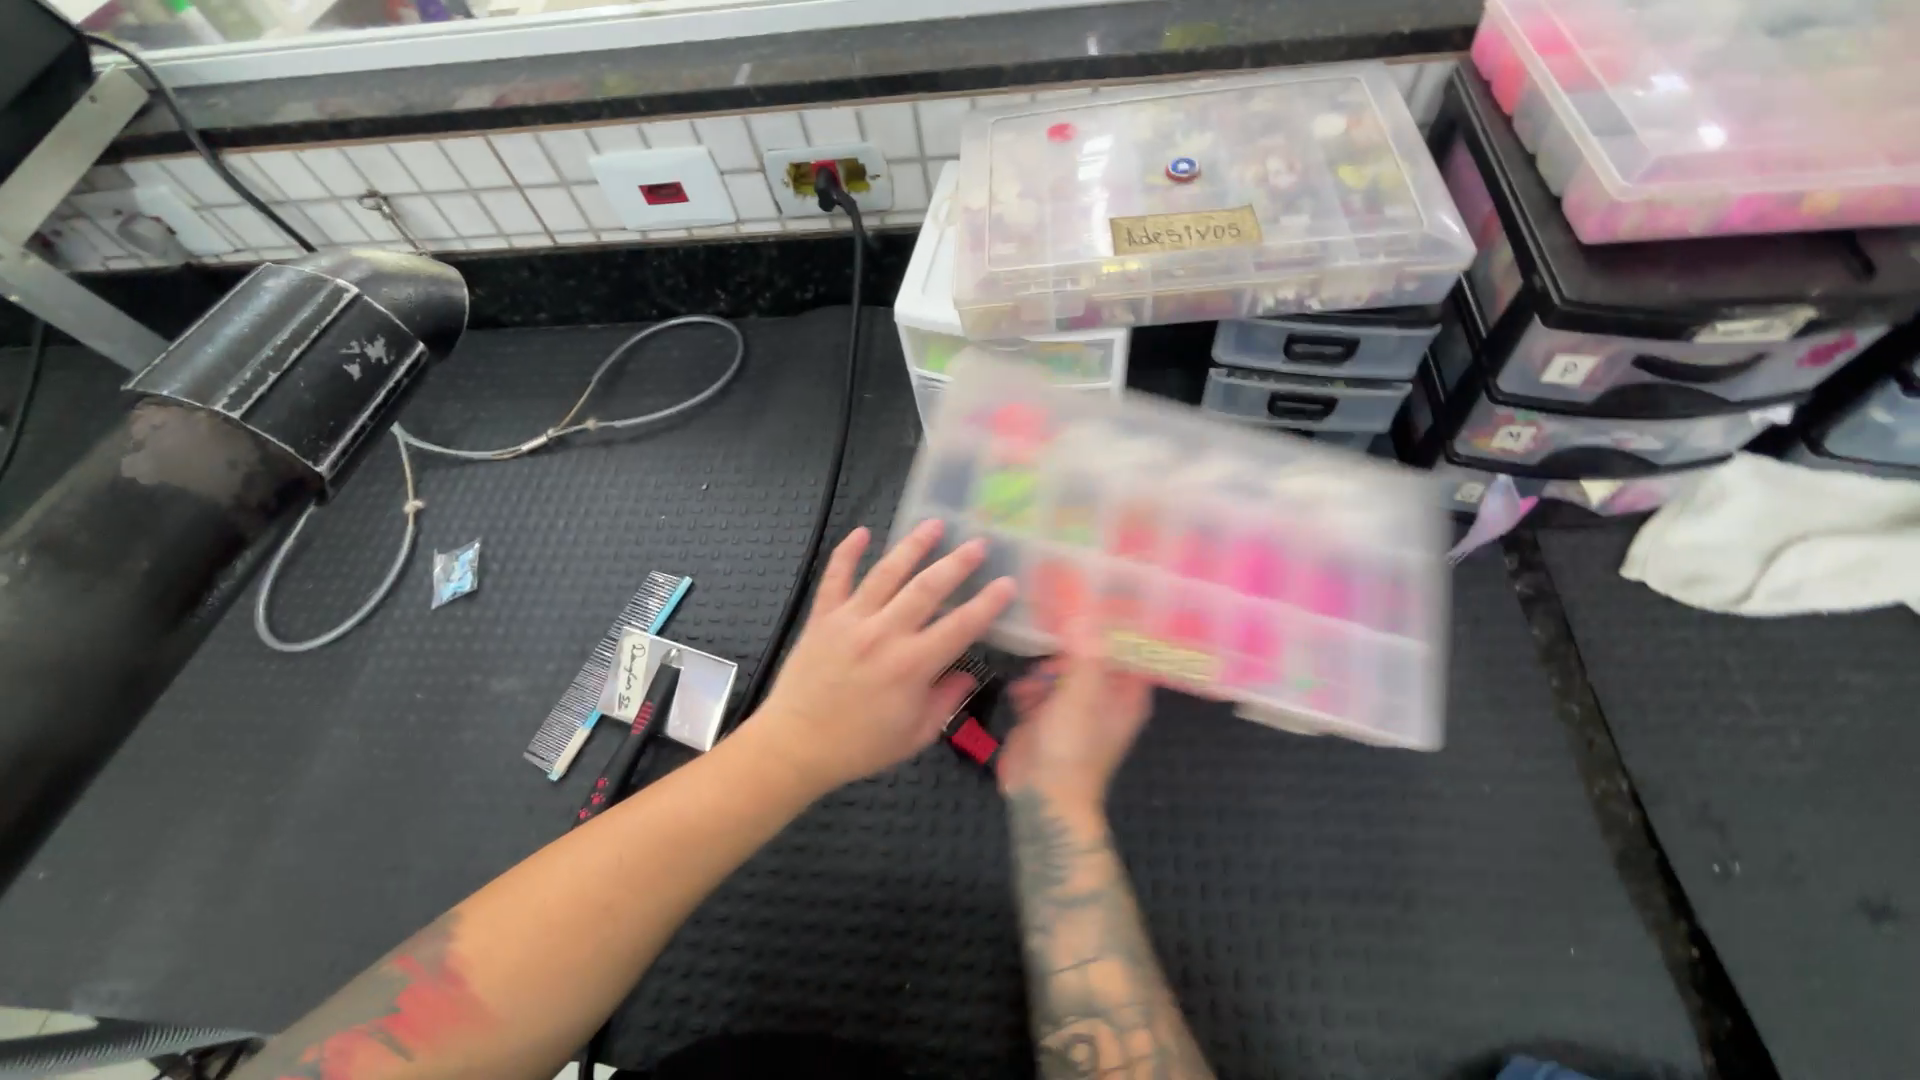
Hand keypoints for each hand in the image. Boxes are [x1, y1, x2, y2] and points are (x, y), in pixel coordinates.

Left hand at [746, 521, 1016, 796]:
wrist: (796, 746)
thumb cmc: (860, 746)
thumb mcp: (916, 735)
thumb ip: (946, 700)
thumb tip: (968, 674)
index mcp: (912, 665)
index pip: (961, 626)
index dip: (988, 604)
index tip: (1006, 584)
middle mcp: (884, 634)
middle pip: (928, 588)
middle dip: (957, 563)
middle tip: (978, 544)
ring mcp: (850, 621)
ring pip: (886, 573)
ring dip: (912, 546)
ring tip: (933, 524)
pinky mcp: (822, 617)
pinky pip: (836, 577)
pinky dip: (847, 552)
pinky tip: (862, 532)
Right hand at [997, 620, 1153, 813]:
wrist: (1041, 797)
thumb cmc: (1072, 748)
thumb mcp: (1081, 694)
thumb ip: (1085, 650)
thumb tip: (1085, 607)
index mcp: (1126, 691)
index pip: (1126, 643)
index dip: (1111, 618)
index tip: (1088, 592)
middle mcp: (1103, 693)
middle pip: (1088, 650)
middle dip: (1067, 643)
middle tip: (1048, 625)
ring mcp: (1072, 704)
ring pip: (1059, 666)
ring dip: (1043, 668)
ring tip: (1035, 680)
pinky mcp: (1044, 714)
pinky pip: (1036, 686)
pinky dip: (1028, 687)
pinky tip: (1021, 696)